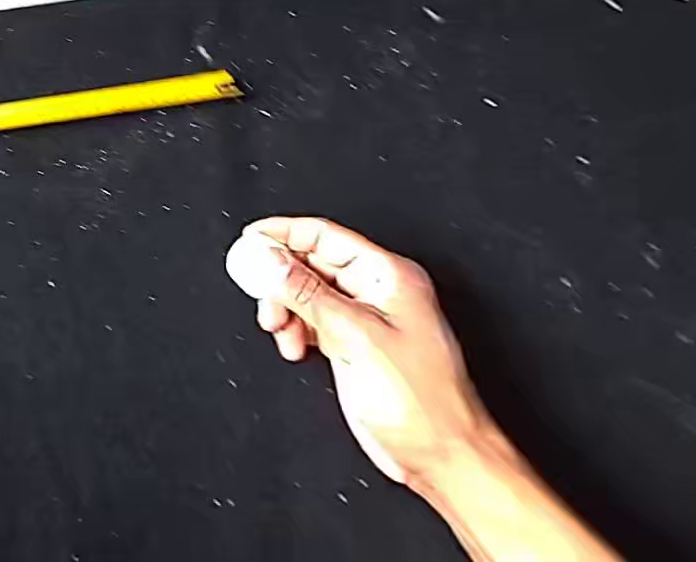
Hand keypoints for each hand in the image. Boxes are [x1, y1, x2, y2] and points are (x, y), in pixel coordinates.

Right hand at [224, 216, 491, 486]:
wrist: (444, 462)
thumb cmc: (424, 405)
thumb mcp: (355, 337)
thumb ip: (306, 293)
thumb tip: (269, 259)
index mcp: (387, 274)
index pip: (324, 235)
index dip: (283, 233)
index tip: (251, 239)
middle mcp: (376, 290)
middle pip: (311, 263)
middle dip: (279, 277)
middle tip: (257, 290)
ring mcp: (364, 317)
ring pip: (306, 292)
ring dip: (284, 306)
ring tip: (278, 327)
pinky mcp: (353, 342)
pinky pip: (312, 319)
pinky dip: (295, 328)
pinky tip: (293, 344)